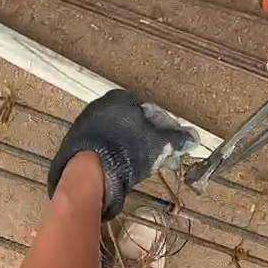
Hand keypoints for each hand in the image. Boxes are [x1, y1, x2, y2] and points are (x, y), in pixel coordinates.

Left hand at [48, 90, 198, 218]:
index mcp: (120, 97)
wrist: (89, 170)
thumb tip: (193, 138)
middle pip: (129, 121)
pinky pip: (99, 147)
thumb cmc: (128, 150)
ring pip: (113, 134)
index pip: (147, 109)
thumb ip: (177, 138)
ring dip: (126, 147)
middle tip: (153, 156)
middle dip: (143, 137)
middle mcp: (99, 105)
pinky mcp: (74, 143)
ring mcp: (84, 124)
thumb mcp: (160, 144)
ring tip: (136, 166)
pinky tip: (116, 169)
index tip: (165, 143)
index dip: (159, 127)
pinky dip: (110, 155)